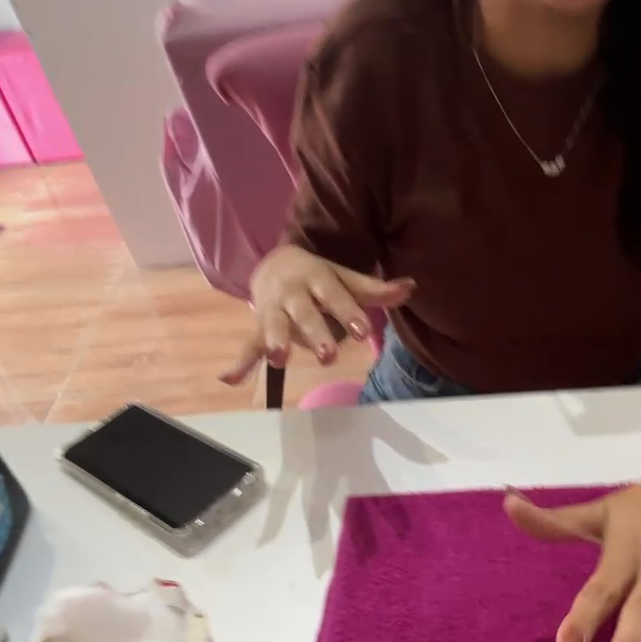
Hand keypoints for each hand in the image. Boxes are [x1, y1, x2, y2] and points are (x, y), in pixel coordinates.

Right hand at [222, 245, 414, 384]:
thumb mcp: (346, 279)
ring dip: (275, 342)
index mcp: (317, 278)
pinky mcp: (260, 327)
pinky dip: (240, 362)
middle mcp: (293, 294)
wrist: (277, 262)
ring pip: (274, 326)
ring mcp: (274, 310)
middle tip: (329, 356)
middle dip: (315, 333)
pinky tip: (228, 379)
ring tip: (279, 360)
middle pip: (304, 313)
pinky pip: (249, 344)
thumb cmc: (321, 279)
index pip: (335, 294)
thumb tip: (411, 287)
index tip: (363, 332)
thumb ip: (376, 289)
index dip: (348, 312)